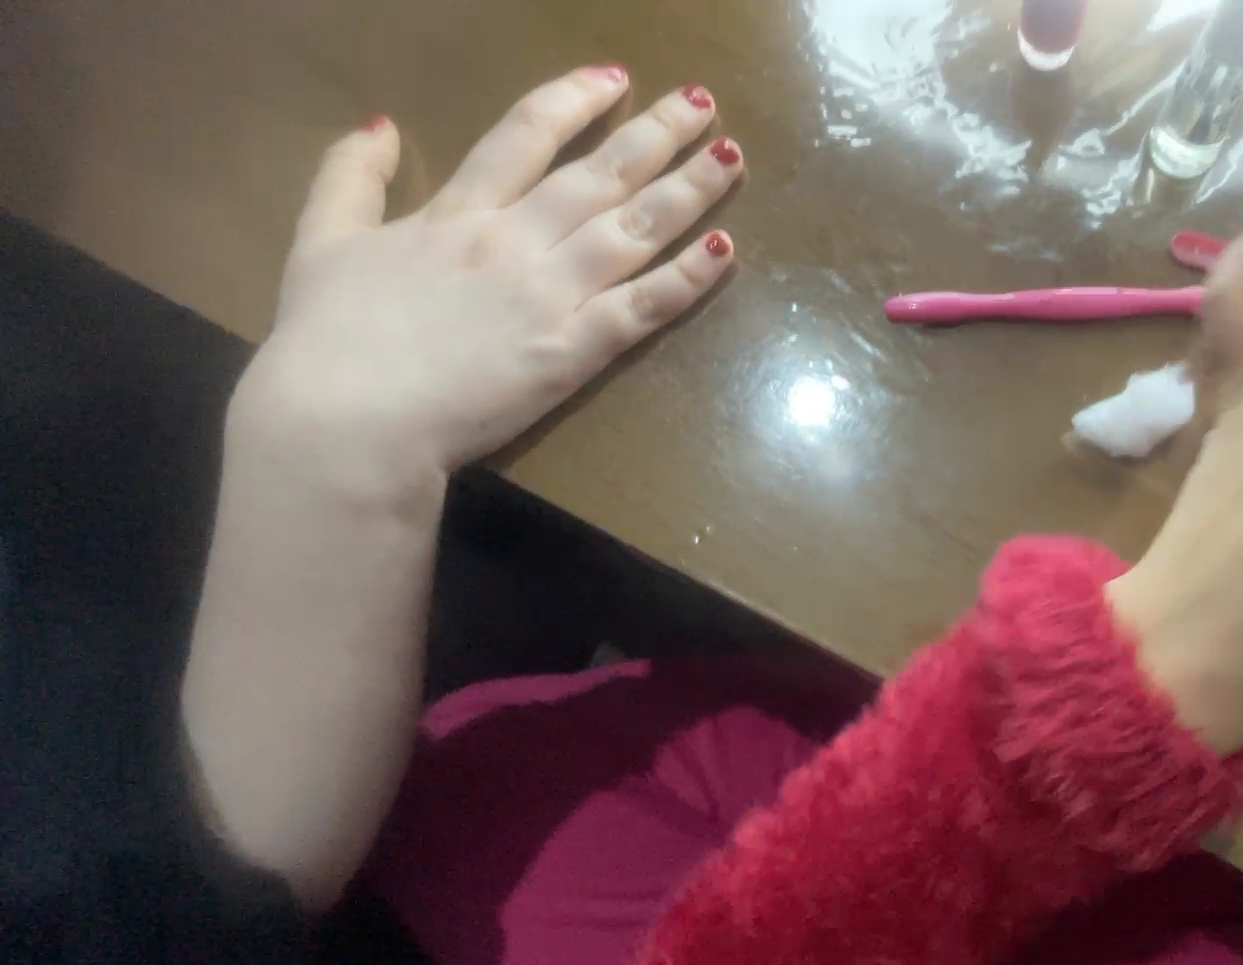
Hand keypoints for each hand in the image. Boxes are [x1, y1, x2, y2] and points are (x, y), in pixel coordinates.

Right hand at [233, 67, 741, 487]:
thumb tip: (379, 123)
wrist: (350, 419)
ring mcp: (552, 293)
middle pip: (600, 174)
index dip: (576, 100)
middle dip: (657, 133)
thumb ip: (348, 176)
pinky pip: (645, 304)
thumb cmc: (329, 338)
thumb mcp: (321, 240)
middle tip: (705, 103)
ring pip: (633, 229)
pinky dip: (688, 277)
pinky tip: (726, 248)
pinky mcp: (578, 348)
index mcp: (458, 212)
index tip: (617, 78)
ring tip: (731, 159)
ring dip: (688, 190)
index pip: (526, 134)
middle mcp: (516, 240)